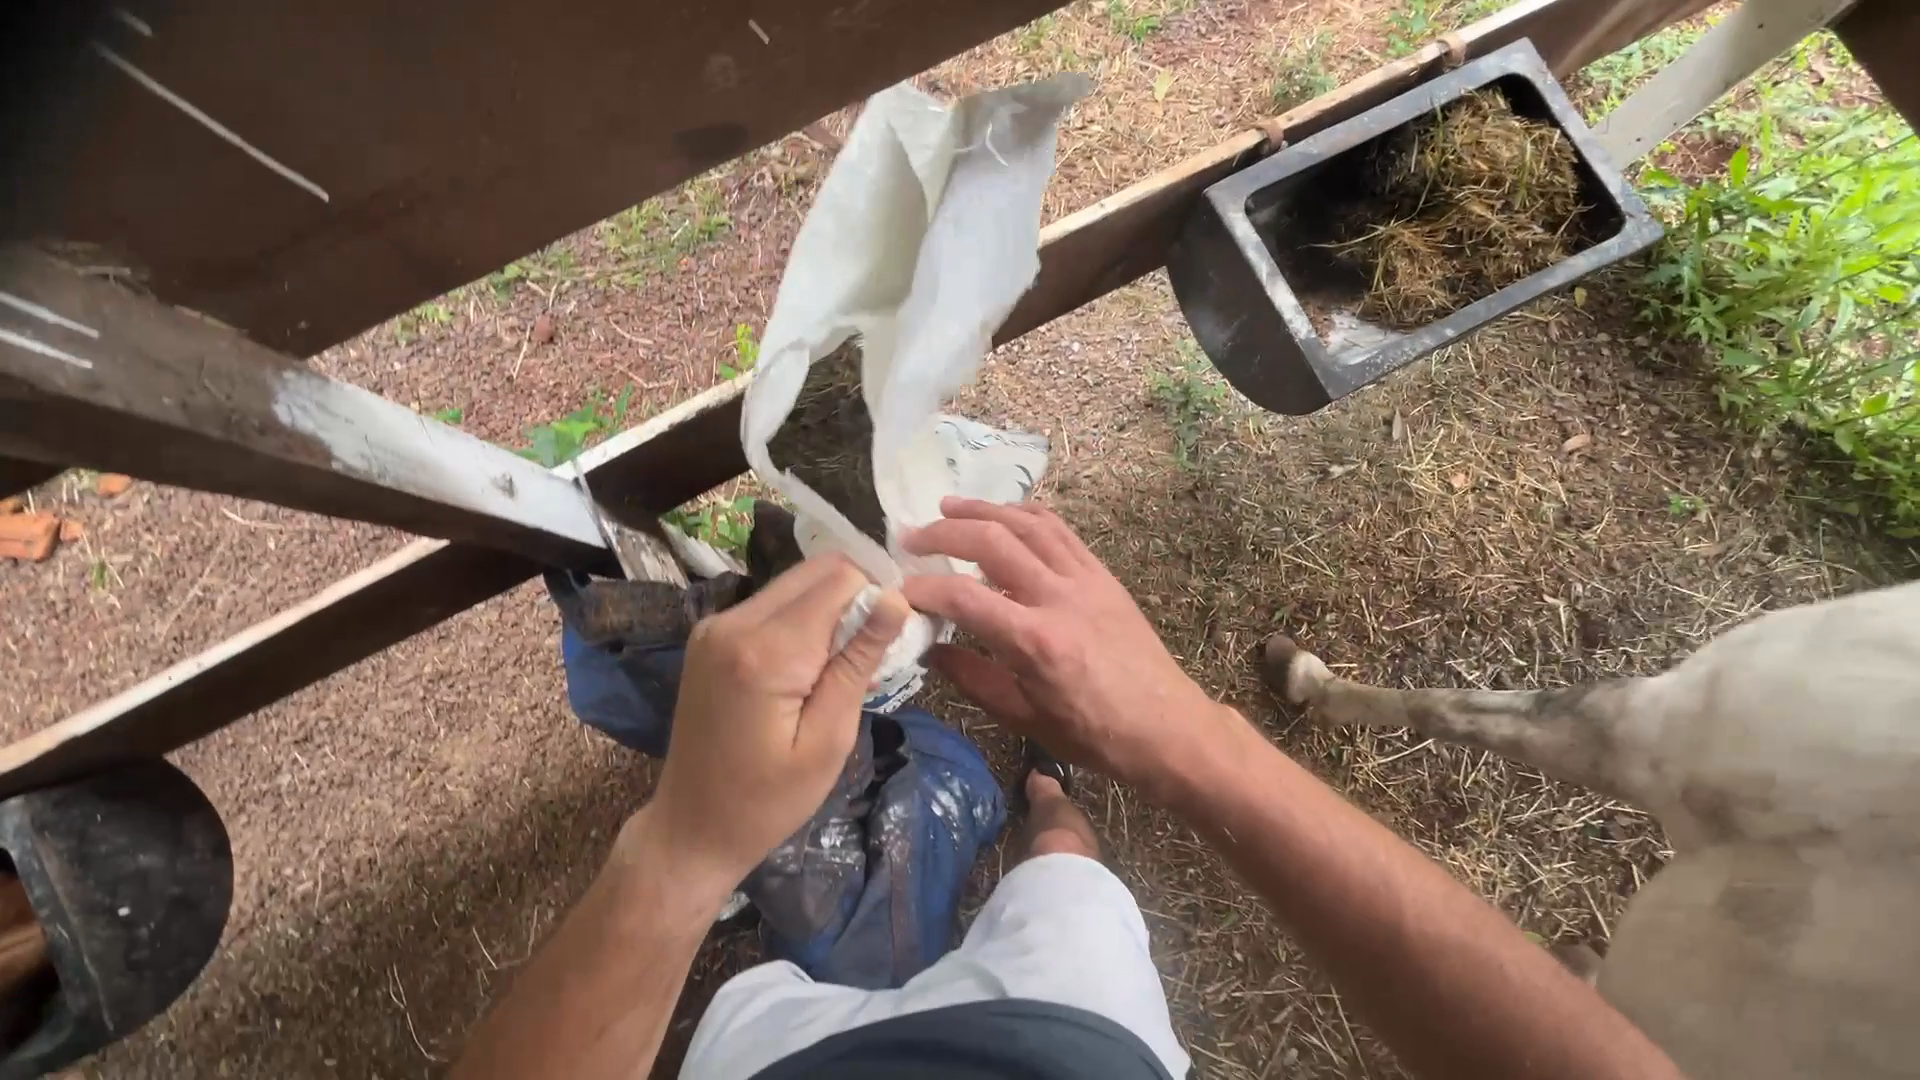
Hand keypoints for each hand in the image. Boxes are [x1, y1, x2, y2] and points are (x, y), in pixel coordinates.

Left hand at [638, 555, 907, 893]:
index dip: (878, 600)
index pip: (841, 579)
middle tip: (874, 653)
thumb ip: (858, 662)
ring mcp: (716, 624)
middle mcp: (734, 621)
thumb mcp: (829, 740)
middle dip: (858, 598)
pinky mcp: (712, 634)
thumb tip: (896, 599)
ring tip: (844, 664)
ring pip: (797, 581)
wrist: (692, 828)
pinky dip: (805, 620)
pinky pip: (775, 602)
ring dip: (832, 609)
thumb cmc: (768, 801)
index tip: (891, 644)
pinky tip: (811, 666)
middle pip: (818, 569)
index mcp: (765, 651)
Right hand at [901, 498, 1239, 803]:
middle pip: (992, 542)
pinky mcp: (1102, 574)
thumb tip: (931, 649)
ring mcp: (1085, 579)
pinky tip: (1003, 515)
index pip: (964, 598)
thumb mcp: (1024, 717)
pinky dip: (1025, 515)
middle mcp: (1059, 598)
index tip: (900, 591)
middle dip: (944, 533)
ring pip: (1027, 524)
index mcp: (1036, 642)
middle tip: (911, 537)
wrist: (1166, 725)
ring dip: (982, 510)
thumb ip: (972, 678)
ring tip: (948, 508)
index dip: (923, 590)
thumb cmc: (1094, 733)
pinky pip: (1059, 530)